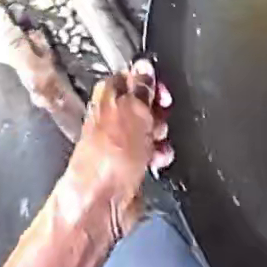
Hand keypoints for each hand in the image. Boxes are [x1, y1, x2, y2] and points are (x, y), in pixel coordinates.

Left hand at [61, 59, 173, 239]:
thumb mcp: (133, 112)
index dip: (151, 83)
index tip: (164, 94)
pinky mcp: (129, 162)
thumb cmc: (109, 155)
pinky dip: (158, 155)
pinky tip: (157, 160)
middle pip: (144, 103)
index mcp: (107, 94)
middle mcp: (111, 114)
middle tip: (159, 121)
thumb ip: (141, 88)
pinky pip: (150, 152)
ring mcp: (119, 139)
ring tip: (157, 143)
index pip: (133, 77)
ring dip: (159, 136)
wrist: (102, 200)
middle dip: (158, 113)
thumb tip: (145, 66)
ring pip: (150, 129)